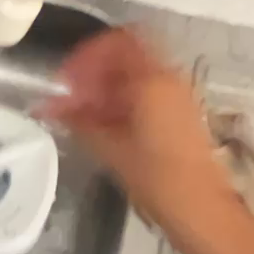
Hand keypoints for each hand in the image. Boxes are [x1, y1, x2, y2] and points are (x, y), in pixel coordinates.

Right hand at [40, 28, 234, 227]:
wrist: (203, 210)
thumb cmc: (157, 180)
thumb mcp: (111, 150)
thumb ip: (79, 121)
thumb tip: (50, 107)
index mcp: (151, 81)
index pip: (116, 43)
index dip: (87, 56)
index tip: (67, 80)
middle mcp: (169, 79)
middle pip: (127, 57)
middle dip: (95, 73)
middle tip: (71, 98)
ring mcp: (180, 96)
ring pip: (137, 76)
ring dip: (109, 88)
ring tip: (85, 115)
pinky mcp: (183, 114)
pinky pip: (149, 93)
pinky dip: (126, 101)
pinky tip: (107, 126)